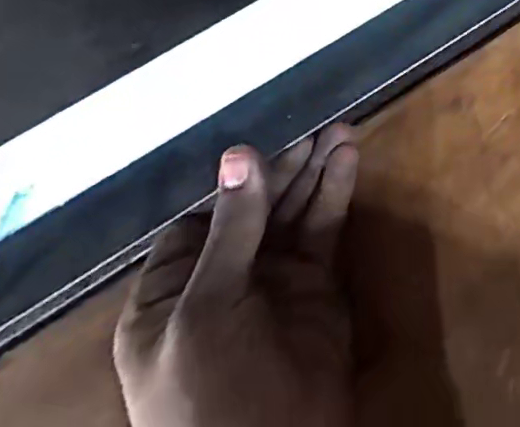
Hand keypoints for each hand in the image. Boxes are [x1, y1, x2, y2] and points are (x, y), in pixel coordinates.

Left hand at [114, 126, 359, 426]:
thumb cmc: (210, 389)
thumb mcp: (207, 308)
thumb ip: (231, 230)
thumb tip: (239, 155)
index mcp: (170, 295)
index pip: (200, 223)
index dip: (233, 189)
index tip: (264, 156)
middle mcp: (222, 281)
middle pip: (256, 210)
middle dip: (287, 169)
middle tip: (321, 130)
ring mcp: (274, 281)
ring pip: (296, 212)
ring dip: (319, 172)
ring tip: (343, 131)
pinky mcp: (317, 283)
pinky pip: (325, 228)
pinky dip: (337, 193)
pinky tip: (349, 161)